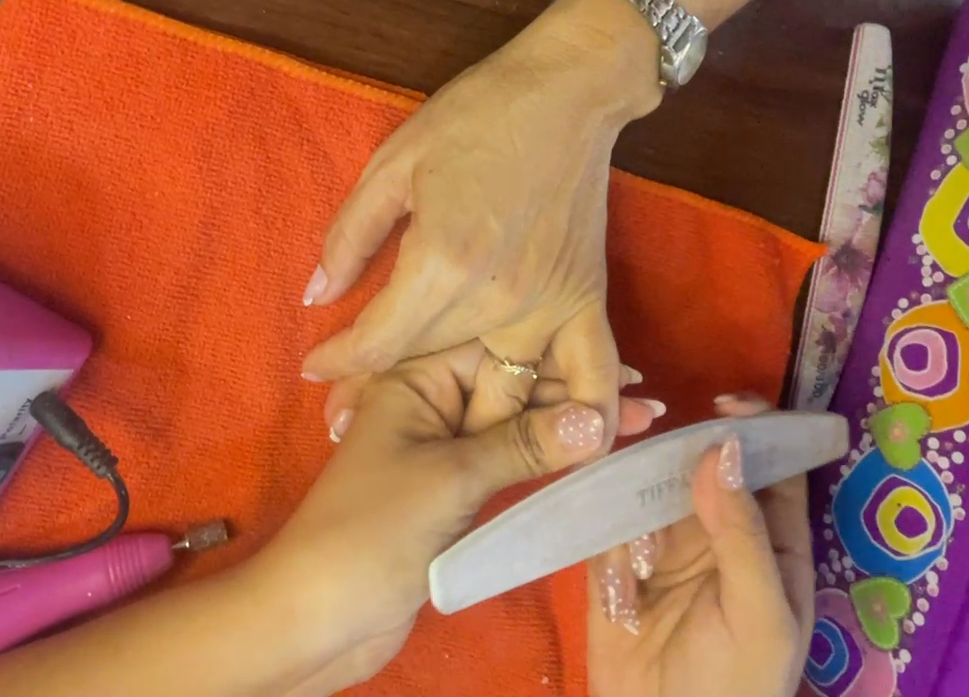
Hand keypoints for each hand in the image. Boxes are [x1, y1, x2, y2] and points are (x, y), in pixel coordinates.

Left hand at [250, 343, 623, 693]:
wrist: (319, 614)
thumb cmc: (372, 530)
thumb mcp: (450, 479)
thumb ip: (520, 446)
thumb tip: (596, 417)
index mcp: (414, 380)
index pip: (495, 355)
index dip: (560, 364)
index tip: (628, 373)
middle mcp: (429, 405)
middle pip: (510, 391)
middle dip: (574, 396)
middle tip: (649, 403)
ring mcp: (441, 451)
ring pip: (513, 430)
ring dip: (567, 429)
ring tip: (639, 424)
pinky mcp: (450, 492)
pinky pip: (504, 466)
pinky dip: (545, 462)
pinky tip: (590, 459)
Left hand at [301, 0, 664, 439]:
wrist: (566, 92)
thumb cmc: (472, 118)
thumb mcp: (392, 165)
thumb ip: (350, 236)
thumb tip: (315, 296)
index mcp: (441, 261)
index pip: (380, 339)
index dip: (341, 361)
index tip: (316, 371)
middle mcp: (496, 299)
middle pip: (429, 365)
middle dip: (379, 388)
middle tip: (343, 411)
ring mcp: (548, 306)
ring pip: (493, 382)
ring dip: (458, 416)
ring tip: (419, 436)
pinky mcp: (588, 300)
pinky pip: (588, 377)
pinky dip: (578, 419)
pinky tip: (559, 450)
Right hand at [585, 394, 812, 696]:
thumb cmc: (732, 686)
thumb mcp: (758, 616)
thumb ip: (741, 531)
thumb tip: (721, 445)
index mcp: (767, 543)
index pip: (770, 469)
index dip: (758, 429)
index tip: (724, 401)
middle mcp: (713, 528)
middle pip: (699, 463)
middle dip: (680, 447)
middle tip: (654, 443)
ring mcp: (659, 537)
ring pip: (647, 479)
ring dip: (635, 481)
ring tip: (633, 518)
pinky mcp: (610, 549)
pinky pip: (605, 508)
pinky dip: (603, 508)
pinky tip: (609, 539)